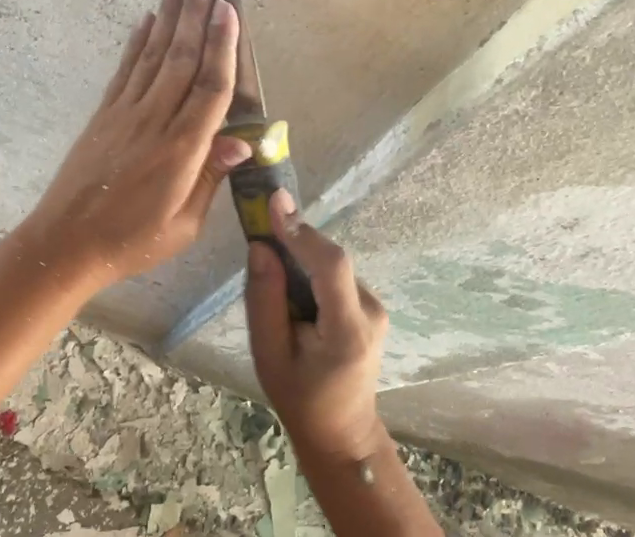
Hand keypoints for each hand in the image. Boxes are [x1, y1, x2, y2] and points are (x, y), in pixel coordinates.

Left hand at [19, 0, 253, 288]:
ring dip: (169, 15)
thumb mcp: (183, 224)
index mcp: (182, 150)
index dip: (222, 46)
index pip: (210, 88)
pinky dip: (138, 42)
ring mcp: (126, 113)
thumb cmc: (132, 241)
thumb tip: (243, 141)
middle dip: (196, 13)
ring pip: (154, 55)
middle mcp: (155, 120)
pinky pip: (125, 70)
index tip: (229, 9)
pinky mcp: (105, 114)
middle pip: (182, 58)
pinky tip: (148, 18)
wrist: (65, 244)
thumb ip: (210, 177)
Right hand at [246, 189, 390, 462]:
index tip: (274, 202)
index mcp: (348, 330)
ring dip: (301, 259)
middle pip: (330, 260)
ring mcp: (376, 307)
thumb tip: (261, 246)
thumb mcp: (268, 355)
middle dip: (294, 242)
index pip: (331, 266)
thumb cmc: (300, 399)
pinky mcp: (370, 306)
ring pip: (332, 265)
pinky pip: (335, 275)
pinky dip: (310, 272)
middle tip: (258, 230)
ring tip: (272, 273)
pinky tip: (292, 291)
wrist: (342, 434)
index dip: (302, 232)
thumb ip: (264, 299)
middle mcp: (371, 311)